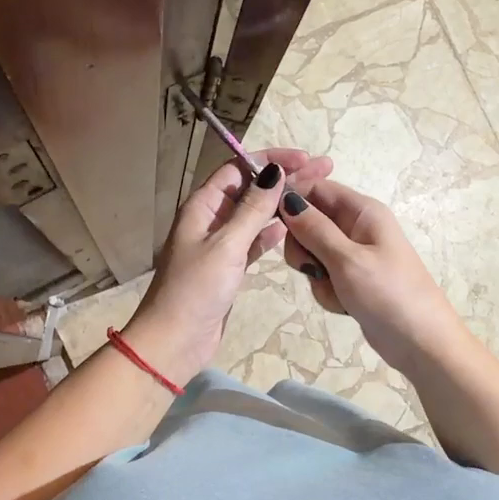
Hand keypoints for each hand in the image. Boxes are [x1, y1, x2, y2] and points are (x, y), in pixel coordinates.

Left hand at [124, 149, 333, 382]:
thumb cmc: (195, 289)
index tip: (304, 159)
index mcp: (202, 206)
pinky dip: (271, 233)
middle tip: (324, 171)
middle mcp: (210, 219)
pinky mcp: (228, 268)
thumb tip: (274, 171)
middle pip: (251, 188)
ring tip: (316, 196)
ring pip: (254, 215)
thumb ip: (252, 209)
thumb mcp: (226, 245)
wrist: (174, 340)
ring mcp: (220, 244)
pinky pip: (253, 241)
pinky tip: (291, 229)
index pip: (238, 168)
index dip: (270, 159)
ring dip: (281, 204)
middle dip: (284, 178)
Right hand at [277, 179, 466, 374]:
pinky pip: (324, 276)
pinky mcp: (351, 280)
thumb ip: (314, 229)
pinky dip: (327, 291)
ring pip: (312, 253)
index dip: (292, 198)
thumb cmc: (388, 294)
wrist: (420, 342)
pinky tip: (344, 306)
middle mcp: (357, 227)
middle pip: (309, 222)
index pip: (316, 187)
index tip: (271, 221)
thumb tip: (285, 198)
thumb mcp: (347, 260)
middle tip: (312, 268)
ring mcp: (354, 255)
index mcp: (362, 211)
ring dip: (316, 275)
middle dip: (304, 247)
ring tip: (337, 292)